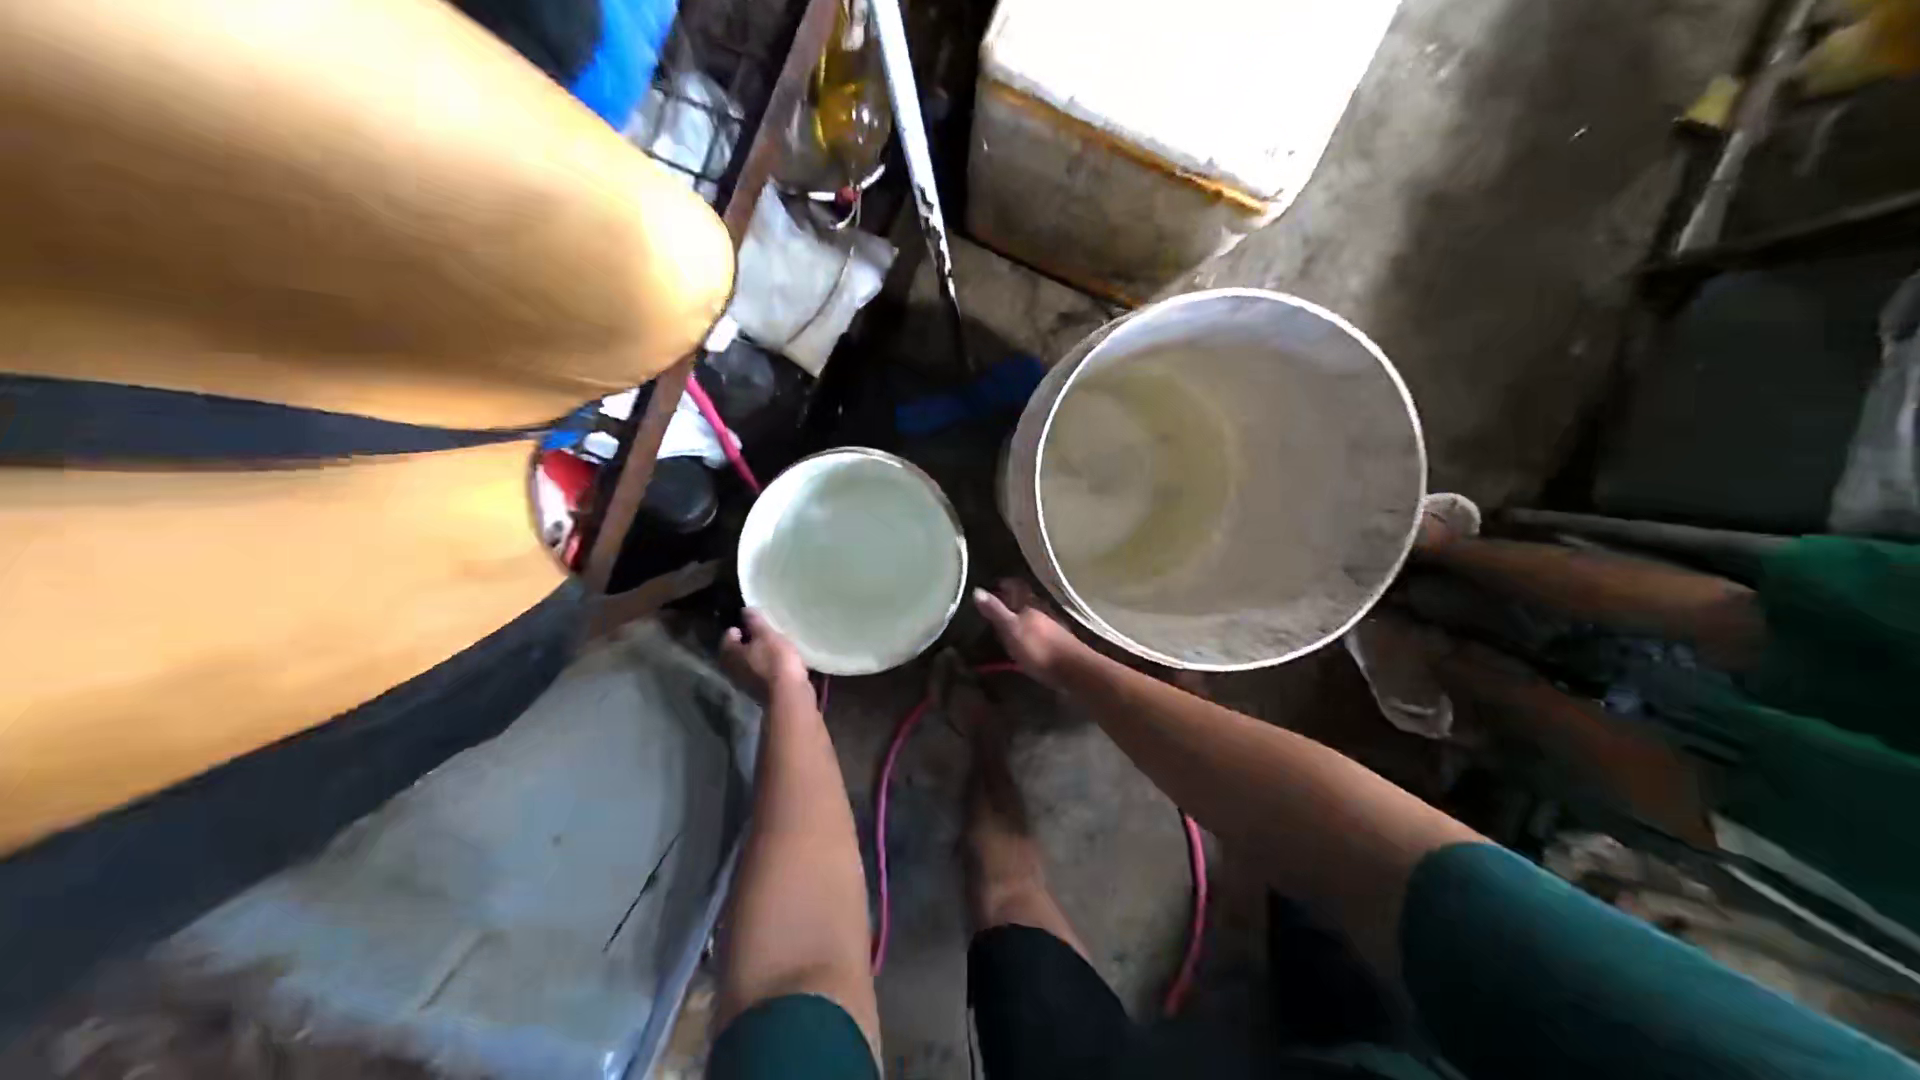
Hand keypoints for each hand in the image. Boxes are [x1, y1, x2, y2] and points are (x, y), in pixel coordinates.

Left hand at [722, 609, 809, 696]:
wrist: (789, 695)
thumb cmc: (775, 660)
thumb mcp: (767, 635)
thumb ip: (755, 621)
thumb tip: (745, 610)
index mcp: (729, 654)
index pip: (729, 635)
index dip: (742, 627)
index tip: (757, 624)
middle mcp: (732, 669)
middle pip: (737, 651)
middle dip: (750, 642)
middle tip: (766, 634)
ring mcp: (744, 683)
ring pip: (748, 663)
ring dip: (759, 655)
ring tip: (775, 646)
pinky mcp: (759, 691)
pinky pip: (759, 673)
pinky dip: (766, 667)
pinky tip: (780, 662)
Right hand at [972, 580, 1088, 687]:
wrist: (1073, 670)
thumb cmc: (1038, 648)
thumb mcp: (1011, 629)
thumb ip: (995, 611)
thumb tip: (977, 590)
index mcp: (1029, 604)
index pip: (1016, 586)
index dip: (1004, 584)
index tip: (993, 584)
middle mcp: (1041, 611)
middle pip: (1024, 601)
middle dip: (1010, 601)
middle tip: (995, 604)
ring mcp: (1051, 627)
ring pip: (1031, 616)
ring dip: (1019, 617)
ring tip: (1005, 624)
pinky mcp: (1056, 643)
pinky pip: (1037, 632)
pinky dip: (1027, 633)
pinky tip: (1022, 642)